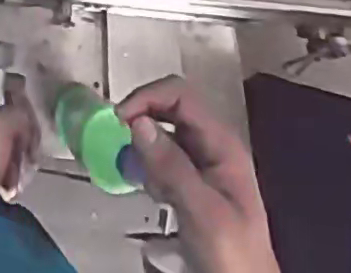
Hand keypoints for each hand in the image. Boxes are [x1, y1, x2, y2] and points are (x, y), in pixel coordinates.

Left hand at [0, 73, 38, 204]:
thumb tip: (24, 112)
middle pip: (9, 108)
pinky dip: (9, 164)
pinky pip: (1, 152)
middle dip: (24, 130)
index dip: (18, 92)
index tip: (29, 113)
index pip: (3, 79)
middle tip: (31, 149)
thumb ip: (20, 109)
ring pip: (8, 133)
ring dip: (19, 151)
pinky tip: (11, 181)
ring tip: (21, 172)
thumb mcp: (6, 123)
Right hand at [118, 76, 279, 272]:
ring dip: (144, 144)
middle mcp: (213, 144)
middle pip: (171, 107)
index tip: (120, 120)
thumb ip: (171, 166)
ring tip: (137, 173)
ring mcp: (204, 163)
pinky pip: (164, 157)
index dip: (148, 97)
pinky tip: (150, 189)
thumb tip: (137, 121)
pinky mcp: (193, 182)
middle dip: (143, 117)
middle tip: (118, 140)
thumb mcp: (202, 213)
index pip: (180, 95)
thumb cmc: (231, 258)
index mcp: (222, 143)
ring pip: (165, 131)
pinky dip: (149, 164)